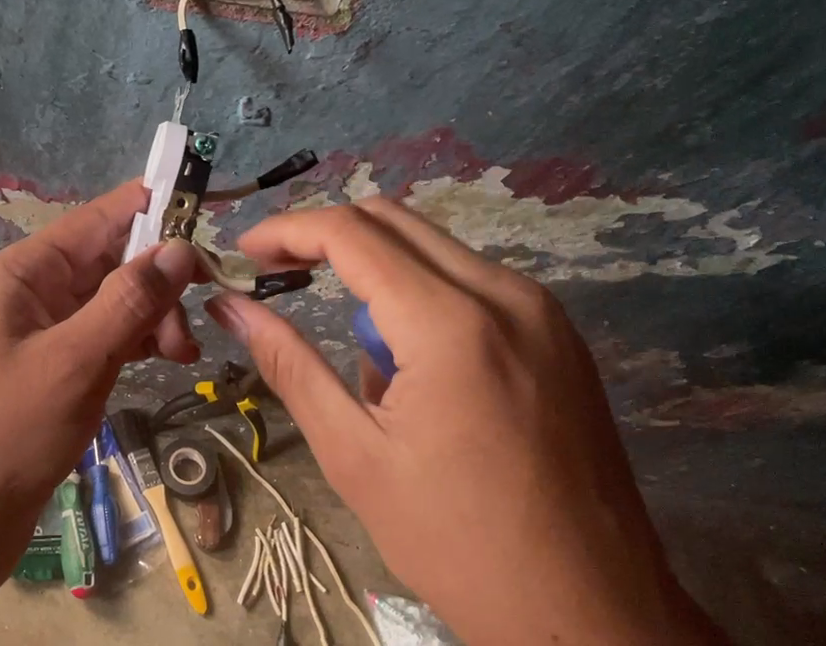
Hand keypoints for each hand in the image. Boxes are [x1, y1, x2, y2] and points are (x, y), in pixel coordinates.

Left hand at [0, 180, 200, 645]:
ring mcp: (39, 331)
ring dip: (151, 317)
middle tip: (190, 331)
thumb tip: (180, 247)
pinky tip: (160, 362)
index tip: (209, 217)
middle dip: (157, 282)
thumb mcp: (74, 362)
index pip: (97, 219)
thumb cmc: (4, 435)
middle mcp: (30, 290)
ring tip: (181, 358)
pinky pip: (102, 336)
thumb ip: (128, 301)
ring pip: (111, 301)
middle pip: (109, 260)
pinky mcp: (50, 368)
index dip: (152, 211)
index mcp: (23, 271)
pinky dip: (134, 342)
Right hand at [205, 198, 724, 645]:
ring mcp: (542, 312)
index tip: (244, 253)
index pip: (350, 233)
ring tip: (352, 346)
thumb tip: (228, 306)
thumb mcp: (354, 454)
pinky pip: (469, 279)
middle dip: (324, 235)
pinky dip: (419, 293)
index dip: (286, 230)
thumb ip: (287, 363)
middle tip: (276, 273)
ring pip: (431, 245)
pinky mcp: (559, 335)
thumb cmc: (459, 543)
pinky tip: (410, 362)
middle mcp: (505, 295)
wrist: (596, 617)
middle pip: (391, 219)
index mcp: (451, 324)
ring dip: (372, 268)